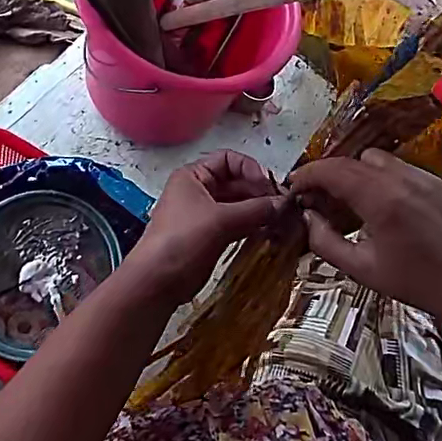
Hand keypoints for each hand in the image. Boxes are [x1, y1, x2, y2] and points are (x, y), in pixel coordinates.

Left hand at [121, 150, 282, 304]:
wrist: (157, 281)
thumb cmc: (183, 239)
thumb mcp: (220, 220)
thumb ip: (254, 209)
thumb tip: (284, 203)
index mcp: (193, 175)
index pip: (228, 160)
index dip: (250, 168)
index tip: (269, 186)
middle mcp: (199, 190)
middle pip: (236, 182)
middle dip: (258, 191)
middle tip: (283, 206)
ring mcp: (205, 213)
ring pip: (238, 204)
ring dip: (258, 209)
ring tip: (281, 219)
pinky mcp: (211, 235)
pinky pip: (237, 222)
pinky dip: (252, 224)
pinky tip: (270, 230)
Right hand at [288, 149, 441, 332]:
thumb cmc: (414, 283)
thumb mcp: (362, 270)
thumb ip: (326, 242)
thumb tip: (307, 217)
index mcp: (382, 202)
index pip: (334, 172)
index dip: (308, 175)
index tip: (293, 186)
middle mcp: (401, 181)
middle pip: (350, 161)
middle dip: (326, 173)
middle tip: (312, 195)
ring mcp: (420, 177)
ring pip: (372, 158)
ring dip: (351, 171)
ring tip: (344, 197)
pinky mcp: (432, 180)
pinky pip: (394, 165)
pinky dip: (376, 174)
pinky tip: (374, 200)